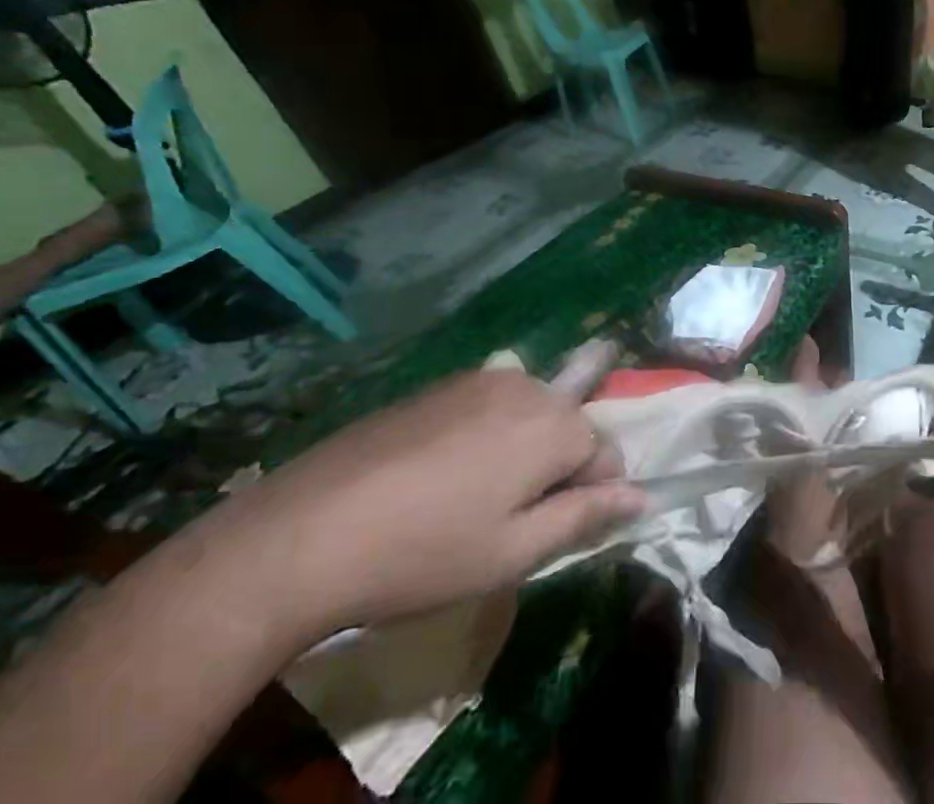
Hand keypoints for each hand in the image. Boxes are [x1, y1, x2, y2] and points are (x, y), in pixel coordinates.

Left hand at [196, 369, 645, 639]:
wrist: (291, 540)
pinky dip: (486, 435)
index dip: (588, 496)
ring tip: (471, 497)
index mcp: (554, 425)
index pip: (607, 455)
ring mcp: (476, 380)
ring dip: (522, 450)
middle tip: (506, 518)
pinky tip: (440, 474)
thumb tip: (643, 497)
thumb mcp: (516, 552)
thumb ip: (587, 515)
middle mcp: (525, 388)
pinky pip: (490, 406)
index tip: (545, 529)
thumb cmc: (422, 554)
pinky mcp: (435, 386)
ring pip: (532, 415)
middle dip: (556, 468)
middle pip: (571, 428)